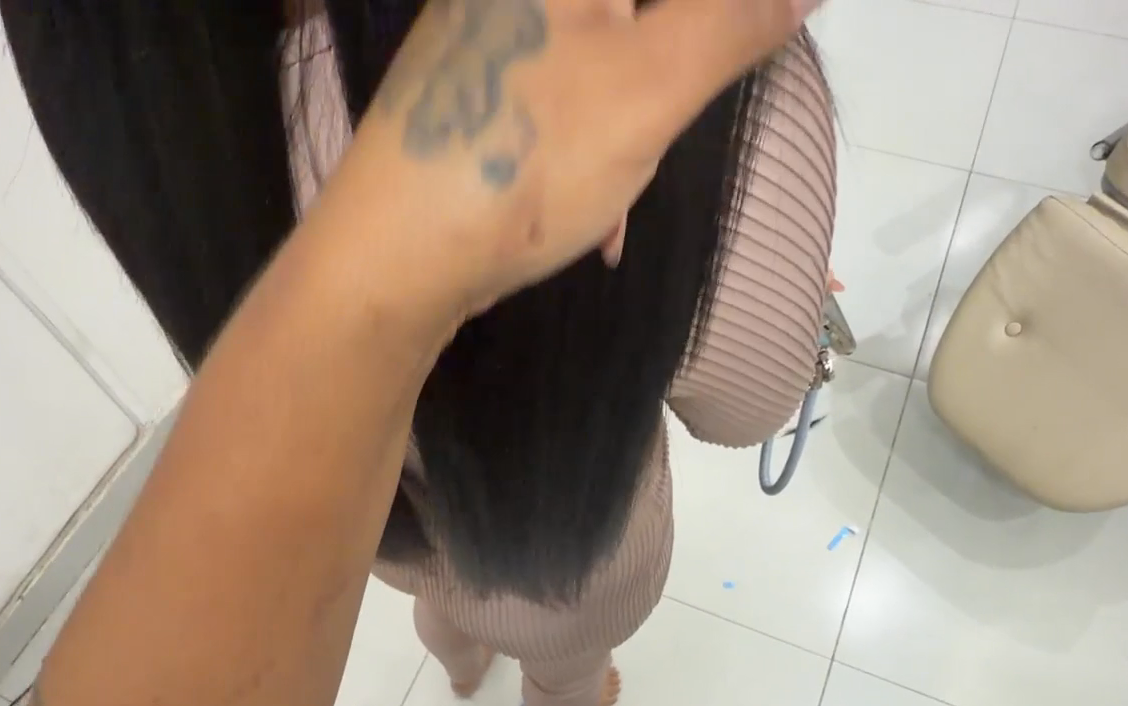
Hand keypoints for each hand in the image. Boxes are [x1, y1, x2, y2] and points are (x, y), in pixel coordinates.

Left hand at [313, 0, 820, 318]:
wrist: (396, 258)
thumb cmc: (526, 161)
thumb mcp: (653, 87)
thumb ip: (731, 22)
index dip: (705, 29)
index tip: (723, 63)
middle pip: (631, 20)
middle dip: (667, 79)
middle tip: (651, 142)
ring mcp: (485, 40)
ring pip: (598, 64)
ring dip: (630, 132)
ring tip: (612, 200)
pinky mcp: (471, 99)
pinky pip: (558, 108)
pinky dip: (588, 157)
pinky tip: (591, 220)